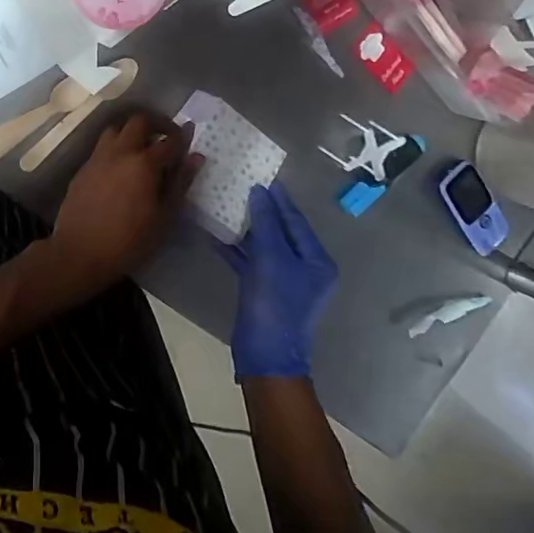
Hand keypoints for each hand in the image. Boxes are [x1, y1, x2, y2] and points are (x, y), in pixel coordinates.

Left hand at [48, 113, 200, 292]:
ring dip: (131, 132)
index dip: (182, 139)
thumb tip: (195, 157)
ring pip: (116, 129)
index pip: (170, 141)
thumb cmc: (129, 241)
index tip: (187, 142)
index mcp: (144, 163)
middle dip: (157, 124)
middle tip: (166, 138)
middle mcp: (120, 152)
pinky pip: (101, 147)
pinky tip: (119, 168)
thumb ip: (180, 183)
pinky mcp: (83, 168)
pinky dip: (114, 148)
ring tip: (140, 149)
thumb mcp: (164, 217)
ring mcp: (98, 158)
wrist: (80, 252)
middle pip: (139, 121)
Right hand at [215, 183, 337, 379]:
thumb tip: (261, 193)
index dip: (280, 200)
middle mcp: (304, 269)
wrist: (264, 354)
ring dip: (247, 229)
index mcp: (316, 261)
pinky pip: (252, 263)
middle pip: (282, 232)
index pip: (297, 222)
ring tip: (228, 206)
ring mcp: (284, 281)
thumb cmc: (275, 304)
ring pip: (265, 247)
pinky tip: (217, 236)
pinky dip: (237, 250)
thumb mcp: (272, 259)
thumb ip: (267, 223)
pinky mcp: (264, 291)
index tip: (263, 178)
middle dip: (262, 212)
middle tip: (243, 187)